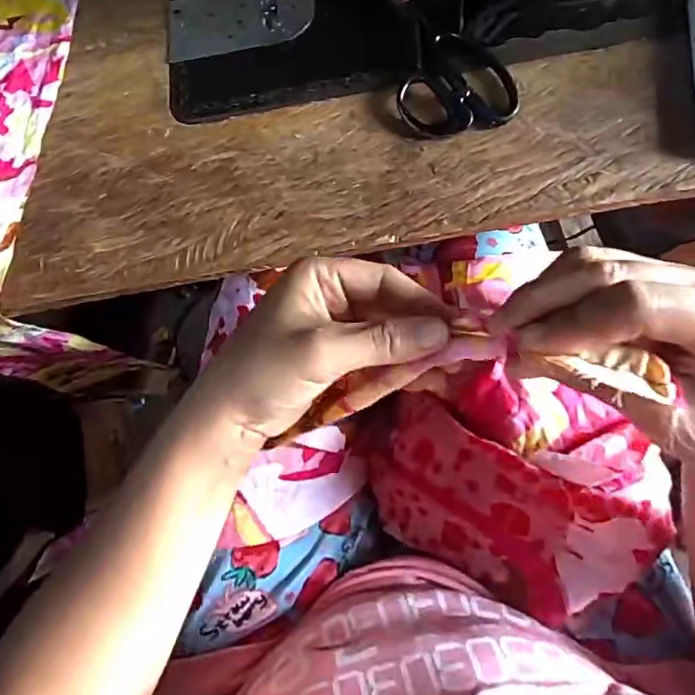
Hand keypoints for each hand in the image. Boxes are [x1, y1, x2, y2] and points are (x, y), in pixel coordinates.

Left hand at [186, 258, 456, 447]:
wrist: (226, 418)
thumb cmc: (266, 372)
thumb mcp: (324, 352)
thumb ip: (383, 340)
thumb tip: (443, 331)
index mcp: (320, 276)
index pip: (384, 281)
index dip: (423, 303)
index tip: (459, 326)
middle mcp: (330, 294)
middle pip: (390, 307)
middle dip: (424, 330)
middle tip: (468, 349)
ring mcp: (333, 326)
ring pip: (387, 333)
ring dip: (417, 350)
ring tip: (456, 365)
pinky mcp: (335, 355)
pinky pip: (375, 355)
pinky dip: (398, 366)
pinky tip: (428, 375)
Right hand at [490, 247, 694, 477]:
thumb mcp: (660, 417)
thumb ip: (594, 378)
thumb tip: (520, 356)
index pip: (639, 303)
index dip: (575, 321)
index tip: (526, 345)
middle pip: (612, 272)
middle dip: (547, 299)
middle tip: (500, 328)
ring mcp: (685, 271)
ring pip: (596, 262)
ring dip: (544, 291)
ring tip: (508, 321)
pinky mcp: (658, 273)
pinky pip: (596, 270)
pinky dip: (557, 290)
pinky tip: (531, 312)